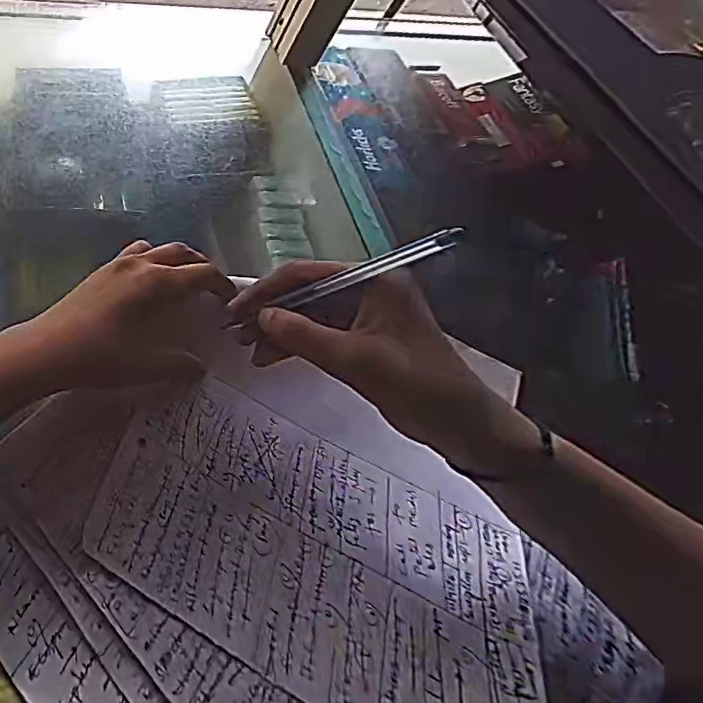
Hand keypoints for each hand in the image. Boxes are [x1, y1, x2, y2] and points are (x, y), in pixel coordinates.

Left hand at [14, 241, 235, 391]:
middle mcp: (138, 264)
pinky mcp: (101, 270)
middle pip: (181, 252)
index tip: (230, 299)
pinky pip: (136, 254)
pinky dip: (152, 261)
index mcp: (153, 282)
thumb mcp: (142, 365)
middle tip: (212, 288)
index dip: (220, 284)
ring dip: (176, 260)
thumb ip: (176, 364)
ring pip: (158, 249)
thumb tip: (198, 366)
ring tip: (183, 283)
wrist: (44, 349)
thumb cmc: (95, 357)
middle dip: (202, 266)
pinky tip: (147, 286)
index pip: (199, 273)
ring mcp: (117, 263)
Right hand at [227, 261, 539, 476]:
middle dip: (269, 311)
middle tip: (235, 331)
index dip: (267, 291)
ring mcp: (363, 314)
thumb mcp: (359, 361)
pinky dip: (295, 343)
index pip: (306, 273)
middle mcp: (365, 289)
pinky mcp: (362, 337)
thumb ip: (306, 336)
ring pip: (308, 313)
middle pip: (305, 291)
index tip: (237, 311)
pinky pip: (319, 333)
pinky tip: (270, 357)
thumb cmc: (420, 386)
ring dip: (278, 329)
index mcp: (372, 280)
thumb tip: (262, 317)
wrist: (467, 428)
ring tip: (247, 347)